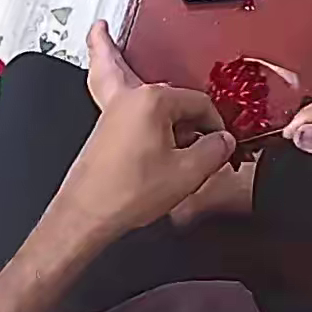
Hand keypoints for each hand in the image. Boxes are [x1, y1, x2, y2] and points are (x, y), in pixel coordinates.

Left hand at [41, 83, 236, 245]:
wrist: (86, 213)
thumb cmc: (127, 192)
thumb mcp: (188, 172)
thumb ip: (216, 150)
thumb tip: (225, 140)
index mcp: (153, 99)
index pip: (200, 101)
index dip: (217, 125)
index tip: (222, 144)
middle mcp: (131, 97)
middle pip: (179, 103)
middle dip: (195, 127)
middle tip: (205, 152)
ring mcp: (116, 111)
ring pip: (159, 113)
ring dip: (175, 133)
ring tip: (182, 161)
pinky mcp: (108, 128)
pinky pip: (142, 123)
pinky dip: (156, 137)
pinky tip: (160, 162)